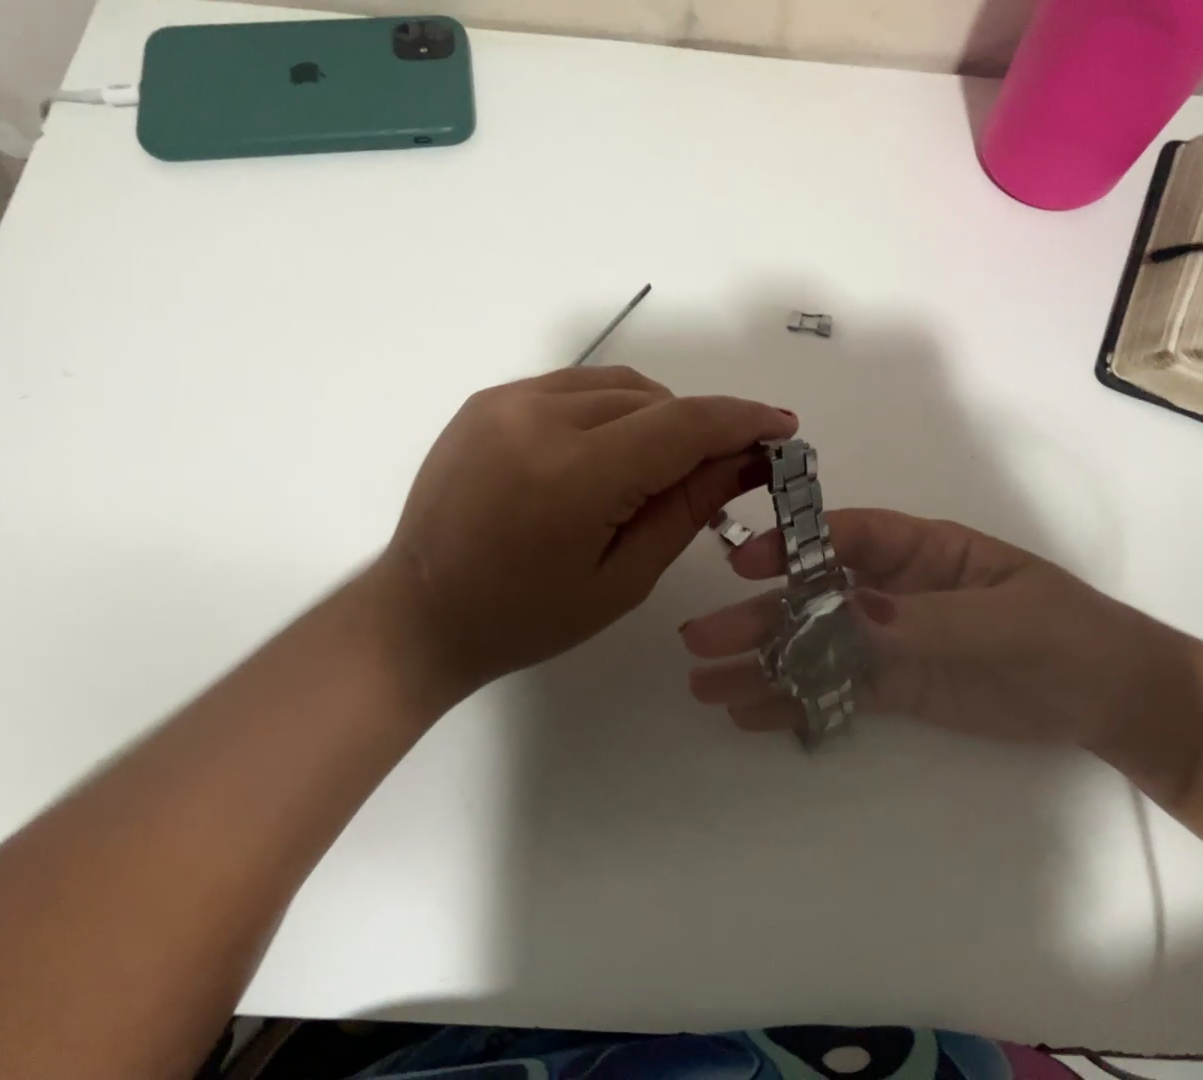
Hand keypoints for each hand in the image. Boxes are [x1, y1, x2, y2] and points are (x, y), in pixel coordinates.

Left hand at [371, 366, 797, 705]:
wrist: (420, 613)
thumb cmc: (525, 619)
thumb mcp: (620, 579)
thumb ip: (684, 509)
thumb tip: (745, 459)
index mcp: (573, 474)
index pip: (682, 425)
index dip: (741, 421)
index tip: (783, 428)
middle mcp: (537, 417)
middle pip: (653, 400)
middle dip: (697, 429)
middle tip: (717, 473)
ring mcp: (506, 401)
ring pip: (616, 386)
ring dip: (654, 417)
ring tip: (655, 470)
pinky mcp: (487, 400)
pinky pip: (574, 387)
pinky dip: (609, 411)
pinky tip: (605, 455)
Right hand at [681, 509, 1202, 791]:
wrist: (1115, 704)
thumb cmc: (1073, 639)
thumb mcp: (1009, 621)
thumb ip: (930, 619)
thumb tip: (850, 610)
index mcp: (924, 551)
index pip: (846, 537)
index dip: (792, 546)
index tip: (743, 564)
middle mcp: (894, 590)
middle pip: (813, 598)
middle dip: (756, 616)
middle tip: (697, 639)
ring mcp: (891, 641)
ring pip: (814, 648)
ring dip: (762, 664)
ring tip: (705, 686)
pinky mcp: (895, 688)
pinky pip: (836, 691)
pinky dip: (795, 702)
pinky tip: (751, 715)